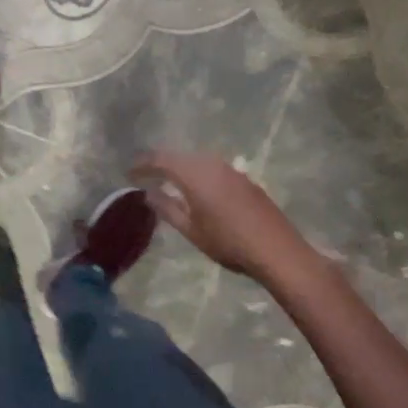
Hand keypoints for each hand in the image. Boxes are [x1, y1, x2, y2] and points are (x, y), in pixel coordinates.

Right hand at [136, 153, 315, 282]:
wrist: (278, 251)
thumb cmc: (229, 242)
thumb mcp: (191, 230)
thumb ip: (167, 208)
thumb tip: (148, 193)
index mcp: (194, 174)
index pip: (160, 159)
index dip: (142, 165)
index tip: (128, 174)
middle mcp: (211, 164)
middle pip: (178, 156)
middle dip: (159, 163)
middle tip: (145, 175)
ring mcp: (231, 170)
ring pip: (196, 160)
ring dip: (180, 167)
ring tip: (168, 180)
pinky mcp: (244, 179)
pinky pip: (212, 168)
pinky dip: (197, 173)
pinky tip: (197, 188)